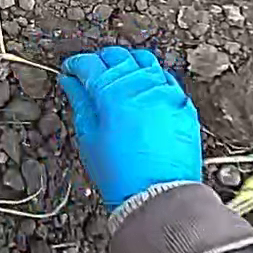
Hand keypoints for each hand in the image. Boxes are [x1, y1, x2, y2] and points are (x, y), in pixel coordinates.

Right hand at [58, 47, 201, 209]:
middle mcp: (141, 85)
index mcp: (112, 93)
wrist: (159, 197)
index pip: (89, 64)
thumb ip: (80, 102)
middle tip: (92, 75)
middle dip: (100, 61)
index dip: (75, 65)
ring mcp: (165, 92)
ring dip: (127, 64)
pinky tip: (142, 91)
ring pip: (143, 60)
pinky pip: (164, 78)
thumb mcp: (89, 138)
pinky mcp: (182, 102)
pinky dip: (151, 78)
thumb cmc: (121, 174)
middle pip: (117, 55)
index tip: (70, 70)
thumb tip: (70, 81)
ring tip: (118, 80)